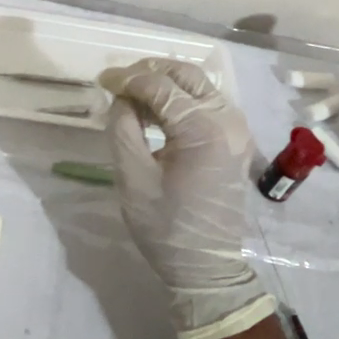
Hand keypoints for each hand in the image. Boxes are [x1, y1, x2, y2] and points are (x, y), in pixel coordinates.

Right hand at [103, 58, 275, 338]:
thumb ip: (123, 128)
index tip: (101, 80)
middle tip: (118, 82)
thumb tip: (120, 97)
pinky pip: (208, 102)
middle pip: (186, 75)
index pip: (160, 87)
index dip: (127, 78)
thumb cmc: (166, 227)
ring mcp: (237, 129)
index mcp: (204, 130)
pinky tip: (156, 109)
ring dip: (165, 82)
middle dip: (149, 72)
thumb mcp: (133, 177)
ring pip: (199, 85)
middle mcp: (228, 121)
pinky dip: (181, 97)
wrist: (207, 266)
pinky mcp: (236, 140)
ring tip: (132, 93)